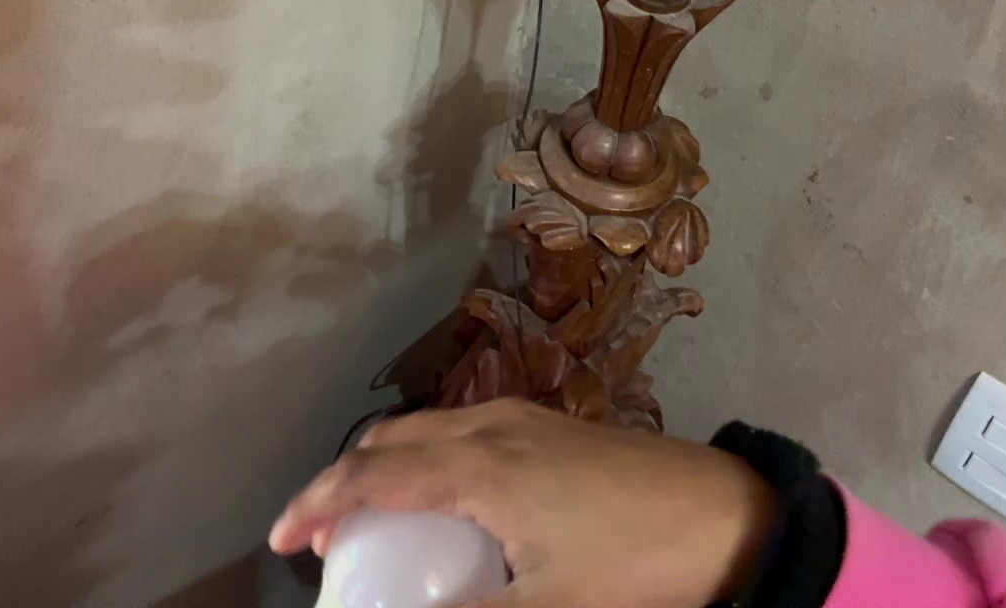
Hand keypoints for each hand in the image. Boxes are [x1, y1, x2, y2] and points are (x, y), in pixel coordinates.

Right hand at [270, 398, 778, 607]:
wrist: (723, 511)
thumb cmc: (631, 559)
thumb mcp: (551, 607)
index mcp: (478, 463)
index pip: (374, 474)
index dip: (319, 501)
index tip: (282, 538)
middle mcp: (487, 425)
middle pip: (390, 440)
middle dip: (343, 480)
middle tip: (322, 535)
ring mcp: (517, 417)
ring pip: (424, 428)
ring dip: (383, 466)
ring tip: (369, 515)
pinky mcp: (542, 424)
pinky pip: (456, 429)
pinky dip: (422, 457)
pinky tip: (439, 494)